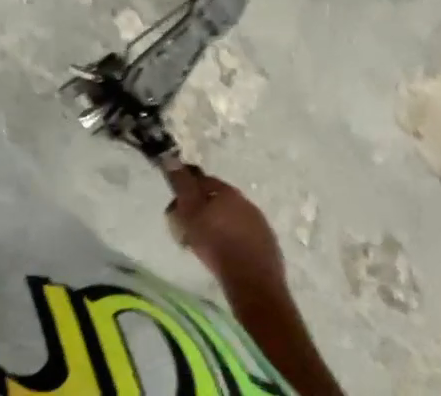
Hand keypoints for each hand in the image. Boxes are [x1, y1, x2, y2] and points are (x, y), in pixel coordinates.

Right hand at [165, 166, 284, 289]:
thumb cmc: (215, 242)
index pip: (204, 181)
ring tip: (204, 242)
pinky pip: (244, 236)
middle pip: (219, 200)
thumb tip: (171, 158)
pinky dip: (232, 239)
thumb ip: (182, 185)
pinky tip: (224, 253)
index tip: (178, 205)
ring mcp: (261, 225)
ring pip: (232, 218)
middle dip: (202, 209)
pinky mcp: (268, 246)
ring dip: (217, 224)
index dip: (188, 190)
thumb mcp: (190, 211)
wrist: (252, 282)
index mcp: (229, 193)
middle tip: (187, 225)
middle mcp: (248, 204)